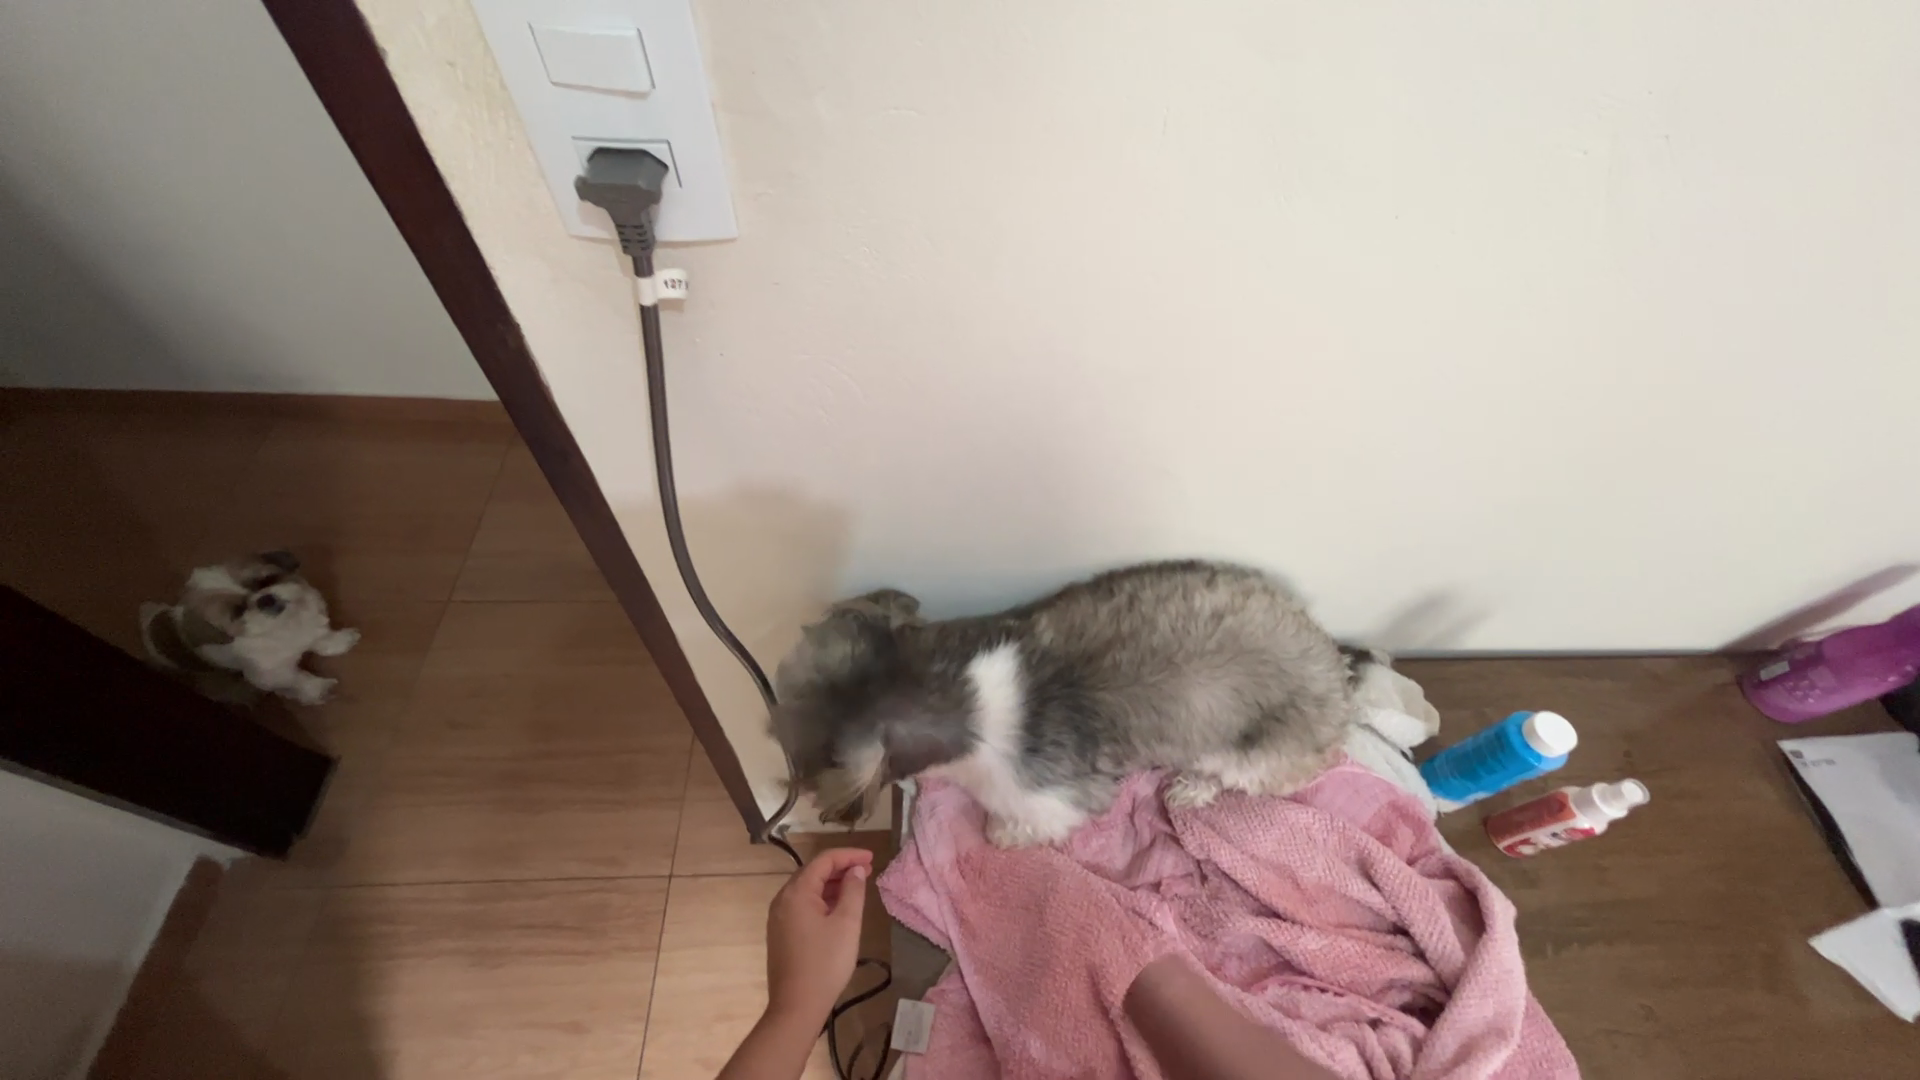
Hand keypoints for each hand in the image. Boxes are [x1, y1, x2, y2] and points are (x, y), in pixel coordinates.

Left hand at [765, 847, 872, 1027]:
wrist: (796, 1009)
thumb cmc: (825, 963)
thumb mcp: (846, 923)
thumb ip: (853, 890)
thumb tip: (855, 869)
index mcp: (796, 892)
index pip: (824, 860)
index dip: (849, 855)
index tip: (872, 858)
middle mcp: (783, 900)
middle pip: (814, 872)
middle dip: (841, 868)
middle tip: (868, 871)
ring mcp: (779, 918)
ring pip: (808, 889)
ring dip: (833, 884)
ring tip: (857, 887)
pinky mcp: (781, 933)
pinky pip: (803, 905)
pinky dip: (823, 900)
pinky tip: (839, 908)